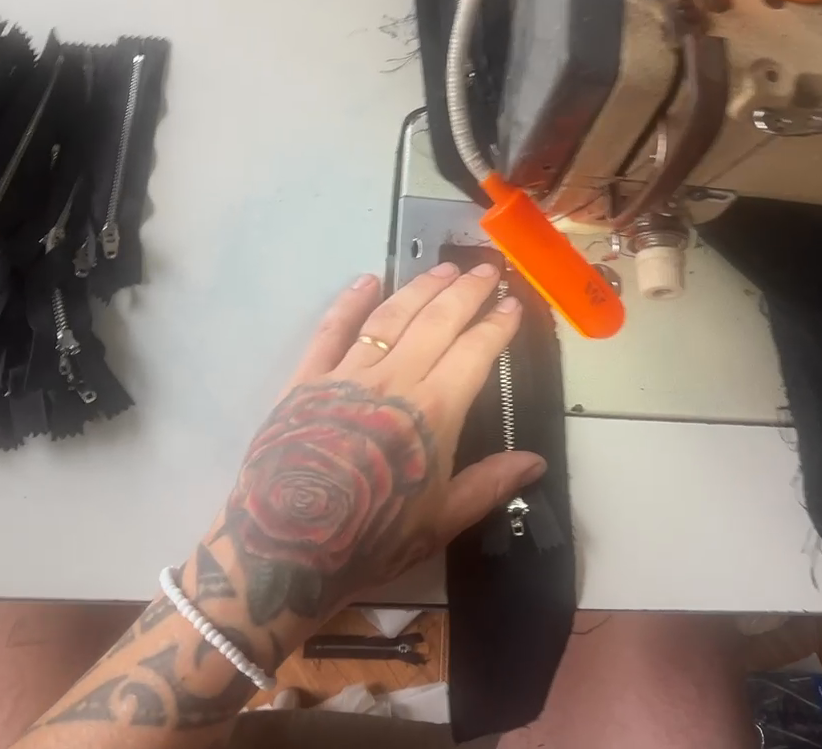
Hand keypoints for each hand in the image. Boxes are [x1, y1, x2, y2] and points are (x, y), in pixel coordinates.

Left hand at [16, 264, 543, 746]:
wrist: (284, 551)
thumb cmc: (370, 539)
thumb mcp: (441, 520)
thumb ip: (490, 484)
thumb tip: (537, 461)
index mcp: (433, 410)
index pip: (475, 351)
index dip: (497, 325)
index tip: (512, 305)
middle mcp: (394, 379)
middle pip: (437, 320)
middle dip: (466, 291)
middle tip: (487, 269)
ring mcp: (347, 374)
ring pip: (391, 317)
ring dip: (420, 288)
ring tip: (443, 269)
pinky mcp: (306, 379)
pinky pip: (331, 330)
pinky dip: (349, 302)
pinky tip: (366, 280)